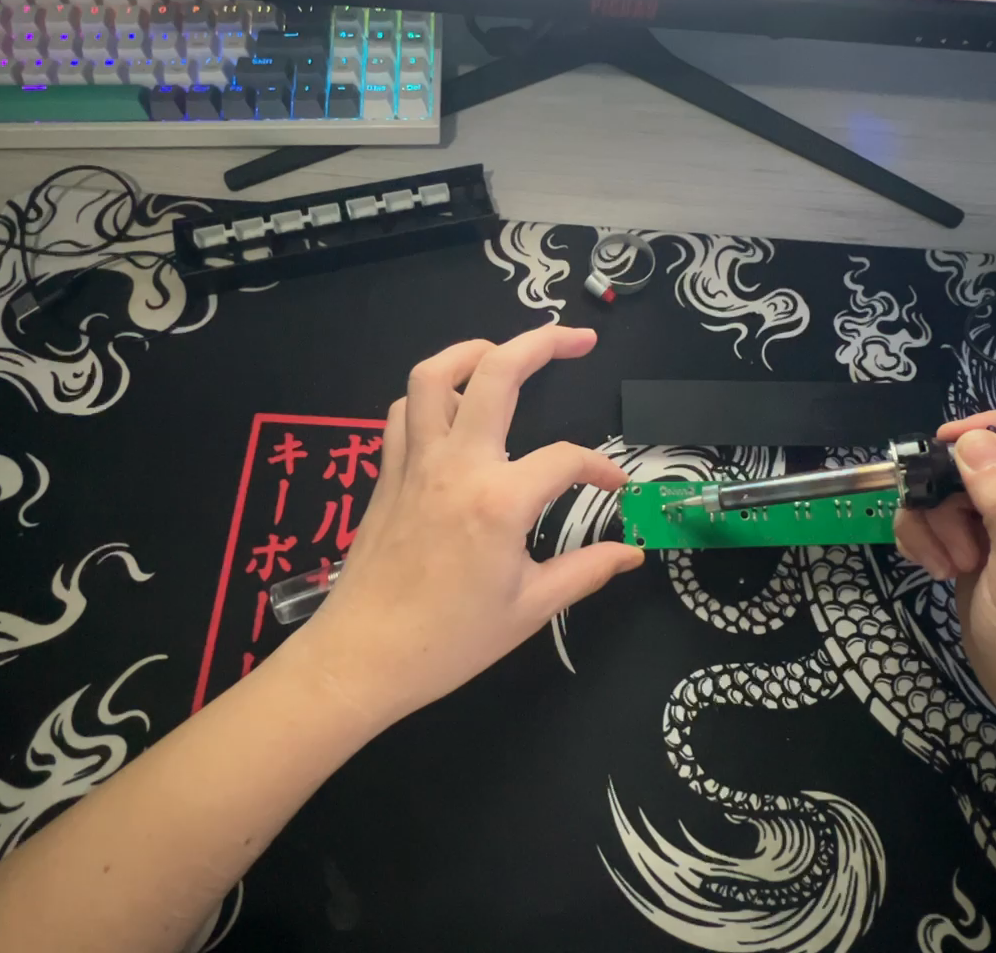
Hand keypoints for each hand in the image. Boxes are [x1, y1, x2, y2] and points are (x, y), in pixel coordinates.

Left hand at [286, 326, 644, 729]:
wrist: (363, 657)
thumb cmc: (450, 640)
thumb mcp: (530, 609)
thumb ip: (586, 571)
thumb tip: (632, 554)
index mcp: (500, 500)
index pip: (566, 460)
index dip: (601, 469)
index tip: (616, 489)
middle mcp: (457, 463)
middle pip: (497, 373)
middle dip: (543, 342)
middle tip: (578, 337)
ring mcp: (415, 462)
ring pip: (433, 376)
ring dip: (472, 351)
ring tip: (502, 352)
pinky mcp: (388, 472)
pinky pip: (403, 411)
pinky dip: (428, 394)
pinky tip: (451, 407)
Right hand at [893, 405, 995, 764]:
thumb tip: (974, 439)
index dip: (991, 429)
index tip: (941, 450)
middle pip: (981, 460)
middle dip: (949, 496)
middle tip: (952, 544)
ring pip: (950, 489)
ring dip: (932, 523)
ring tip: (946, 566)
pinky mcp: (982, 547)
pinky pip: (937, 518)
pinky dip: (924, 538)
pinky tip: (934, 570)